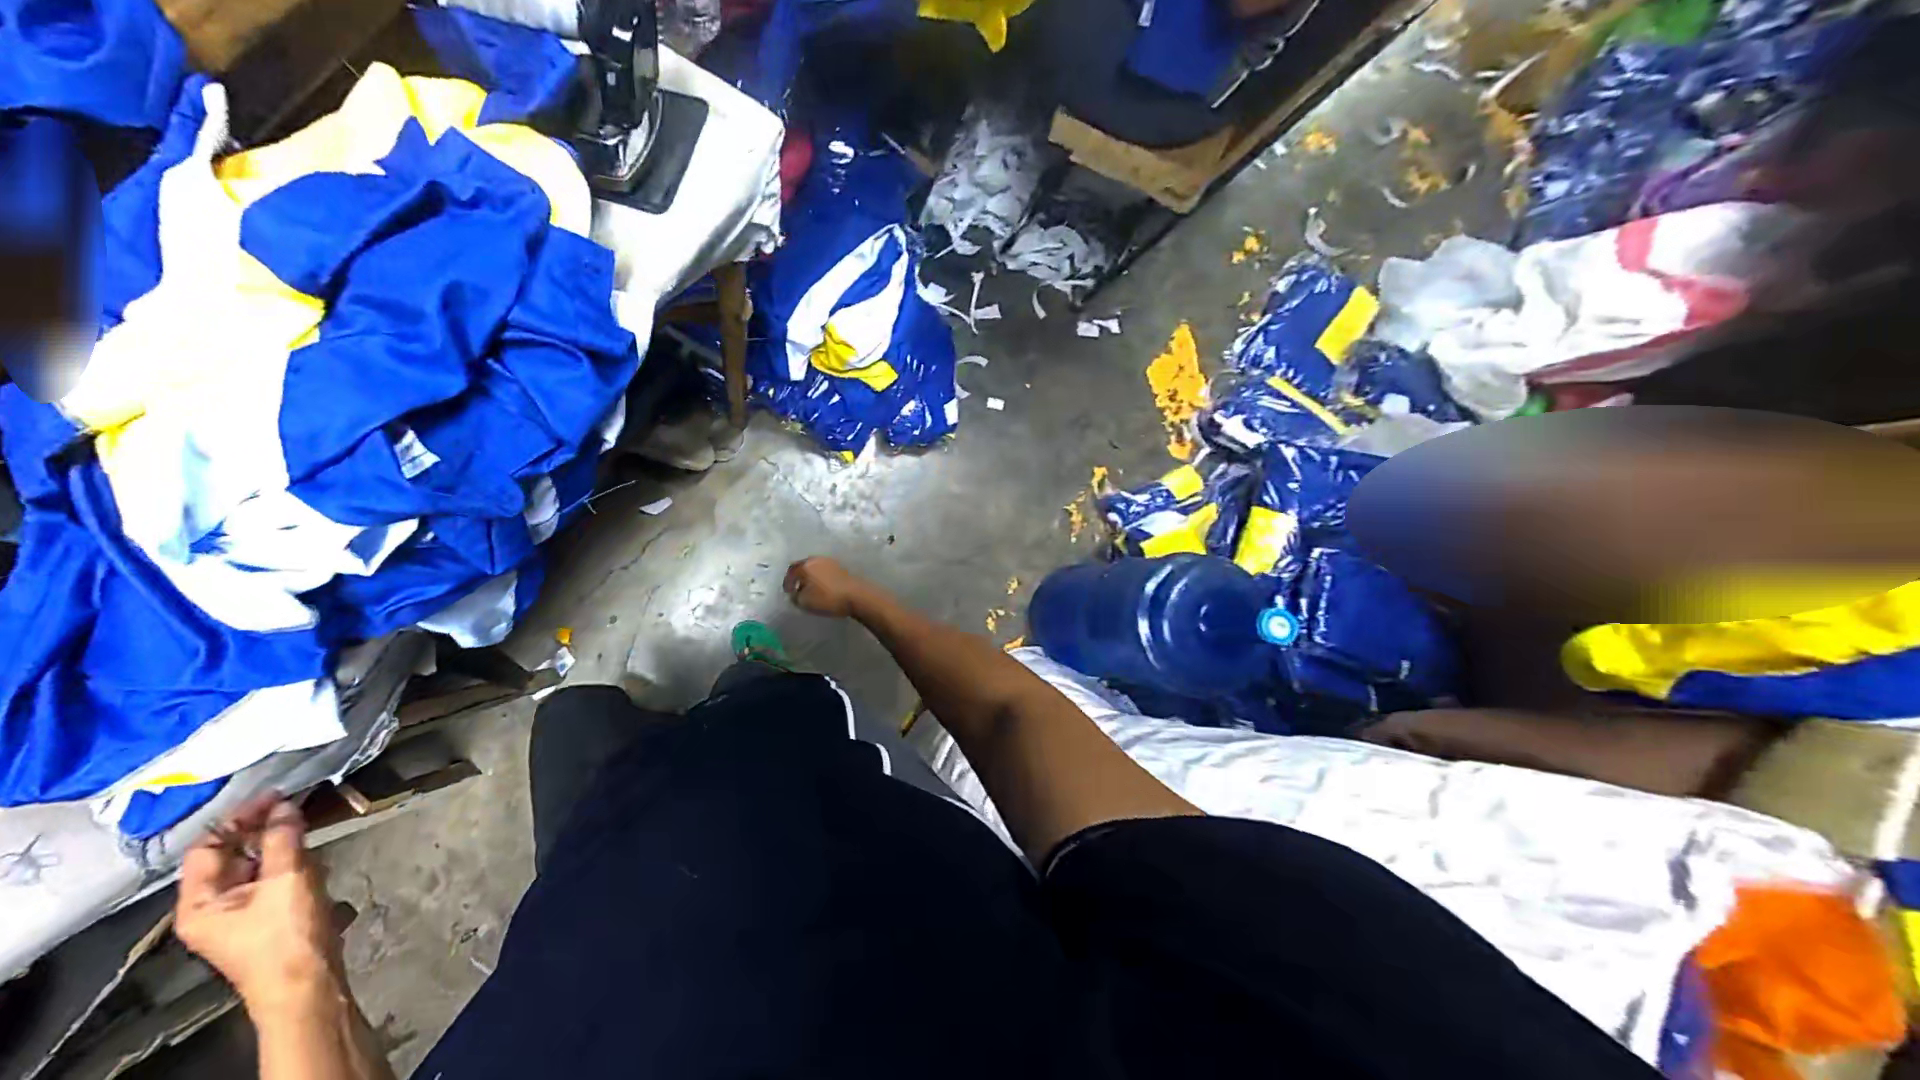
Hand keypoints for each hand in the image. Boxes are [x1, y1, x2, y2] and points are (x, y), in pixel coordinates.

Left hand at [175, 796, 342, 1017]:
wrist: (305, 981)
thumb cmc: (286, 932)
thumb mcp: (287, 878)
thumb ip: (282, 839)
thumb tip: (283, 806)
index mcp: (198, 902)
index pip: (208, 848)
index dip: (239, 818)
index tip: (276, 795)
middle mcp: (208, 908)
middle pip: (228, 857)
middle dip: (260, 829)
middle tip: (293, 805)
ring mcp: (236, 915)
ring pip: (252, 867)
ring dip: (277, 844)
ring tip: (305, 826)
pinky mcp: (262, 918)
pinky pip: (269, 880)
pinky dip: (287, 861)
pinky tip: (311, 856)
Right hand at [785, 557, 880, 618]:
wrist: (856, 595)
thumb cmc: (827, 598)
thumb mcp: (804, 602)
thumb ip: (795, 597)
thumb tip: (795, 593)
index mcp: (805, 566)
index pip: (791, 571)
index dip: (787, 582)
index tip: (788, 592)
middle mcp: (816, 559)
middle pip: (802, 567)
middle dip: (798, 578)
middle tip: (797, 589)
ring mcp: (830, 562)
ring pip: (814, 568)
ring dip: (810, 577)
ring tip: (810, 589)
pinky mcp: (840, 567)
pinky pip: (824, 571)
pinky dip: (820, 578)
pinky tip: (822, 587)